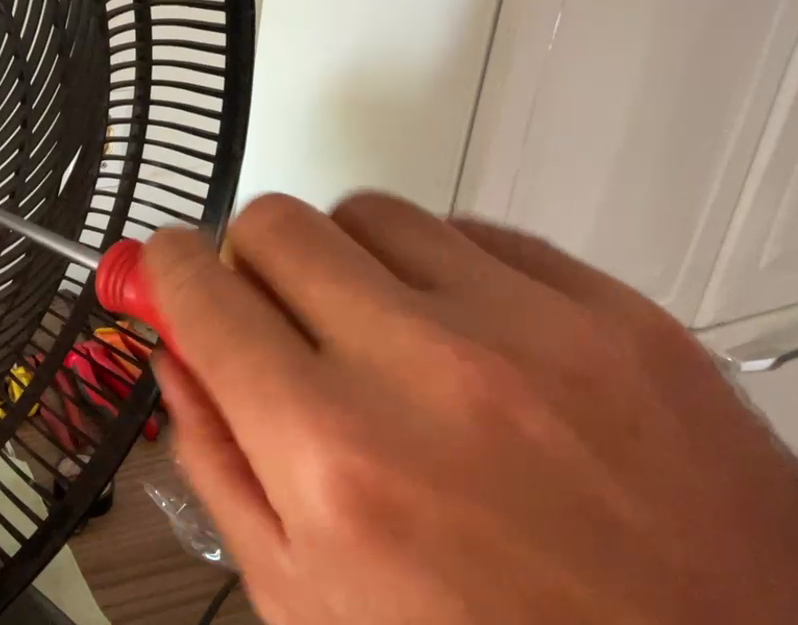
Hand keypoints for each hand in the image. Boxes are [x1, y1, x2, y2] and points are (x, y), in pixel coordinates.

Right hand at [146, 192, 797, 624]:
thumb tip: (175, 351)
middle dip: (253, 260)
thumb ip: (216, 461)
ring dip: (348, 260)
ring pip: (370, 212)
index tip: (175, 272)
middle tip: (279, 313)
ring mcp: (534, 334)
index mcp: (330, 454)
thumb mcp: (306, 598)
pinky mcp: (627, 318)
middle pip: (275, 223)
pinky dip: (445, 270)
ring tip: (382, 330)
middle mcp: (424, 374)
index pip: (200, 289)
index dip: (170, 270)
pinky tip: (467, 338)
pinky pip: (477, 232)